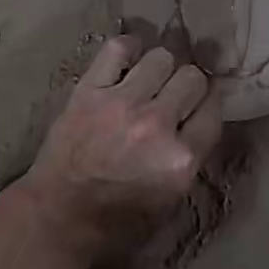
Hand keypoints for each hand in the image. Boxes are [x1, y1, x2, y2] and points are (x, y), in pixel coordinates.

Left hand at [17, 36, 221, 268]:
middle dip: (187, 86)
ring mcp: (121, 105)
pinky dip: (129, 49)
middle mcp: (156, 127)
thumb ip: (192, 155)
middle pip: (191, 78)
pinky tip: (129, 60)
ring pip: (161, 57)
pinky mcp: (89, 91)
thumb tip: (202, 112)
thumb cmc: (117, 220)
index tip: (197, 106)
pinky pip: (119, 48)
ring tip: (149, 81)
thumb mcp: (171, 201)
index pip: (213, 108)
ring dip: (160, 69)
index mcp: (181, 160)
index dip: (207, 104)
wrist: (56, 220)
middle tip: (172, 96)